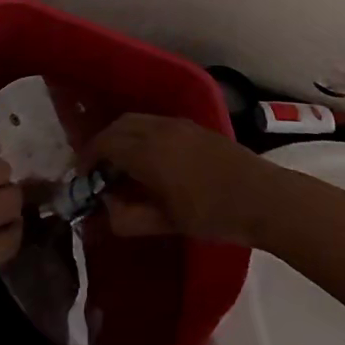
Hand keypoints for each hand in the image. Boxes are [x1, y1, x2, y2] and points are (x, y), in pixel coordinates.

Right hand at [79, 113, 267, 242]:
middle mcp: (160, 129)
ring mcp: (179, 124)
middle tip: (99, 171)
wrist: (260, 196)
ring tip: (122, 166)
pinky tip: (150, 159)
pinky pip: (156, 122)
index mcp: (148, 152)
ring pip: (138, 121)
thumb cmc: (212, 214)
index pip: (105, 144)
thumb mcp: (166, 223)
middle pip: (118, 126)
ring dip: (122, 137)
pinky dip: (141, 134)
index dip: (88, 159)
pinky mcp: (194, 126)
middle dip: (102, 145)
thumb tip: (106, 207)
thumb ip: (129, 217)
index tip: (84, 178)